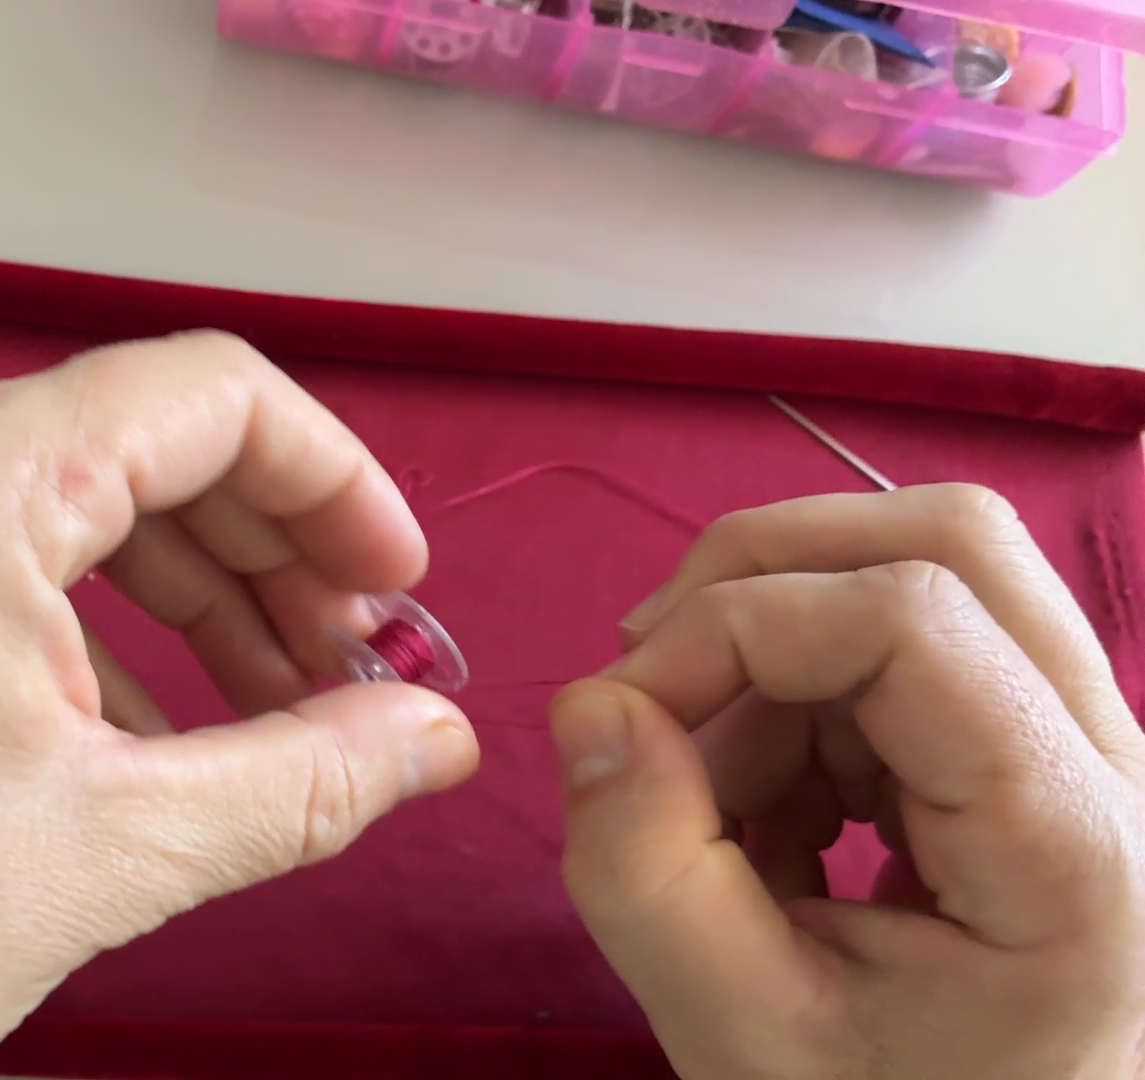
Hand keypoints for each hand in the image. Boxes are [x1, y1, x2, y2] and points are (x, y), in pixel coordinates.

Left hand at [0, 331, 479, 1079]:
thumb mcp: (113, 851)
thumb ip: (307, 778)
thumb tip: (436, 737)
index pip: (211, 397)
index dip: (330, 477)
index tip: (392, 575)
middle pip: (163, 441)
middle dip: (280, 543)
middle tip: (354, 652)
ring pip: (104, 498)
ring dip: (212, 587)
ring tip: (292, 690)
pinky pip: (38, 551)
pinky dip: (127, 620)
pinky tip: (179, 717)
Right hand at [552, 485, 1144, 1077]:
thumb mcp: (725, 1017)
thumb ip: (636, 858)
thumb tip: (589, 704)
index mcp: (1080, 851)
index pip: (902, 617)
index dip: (722, 628)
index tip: (620, 709)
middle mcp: (1114, 768)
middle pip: (940, 541)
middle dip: (748, 571)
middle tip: (649, 654)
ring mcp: (1061, 744)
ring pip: (887, 578)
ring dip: (743, 647)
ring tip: (698, 774)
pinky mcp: (995, 743)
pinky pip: (860, 643)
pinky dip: (761, 687)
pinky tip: (746, 794)